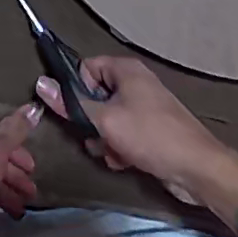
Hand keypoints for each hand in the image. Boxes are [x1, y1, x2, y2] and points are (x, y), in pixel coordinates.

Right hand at [35, 56, 237, 204]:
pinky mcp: (150, 129)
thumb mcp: (105, 120)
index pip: (86, 67)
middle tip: (93, 135)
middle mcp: (135, 83)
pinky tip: (123, 160)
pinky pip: (122, 133)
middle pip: (95, 95)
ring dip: (103, 137)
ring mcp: (144, 107)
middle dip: (90, 120)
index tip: (71, 110)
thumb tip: (41, 83)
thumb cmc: (150, 135)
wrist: (196, 168)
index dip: (76, 88)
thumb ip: (72, 104)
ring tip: (111, 151)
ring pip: (107, 118)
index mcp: (126, 70)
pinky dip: (118, 146)